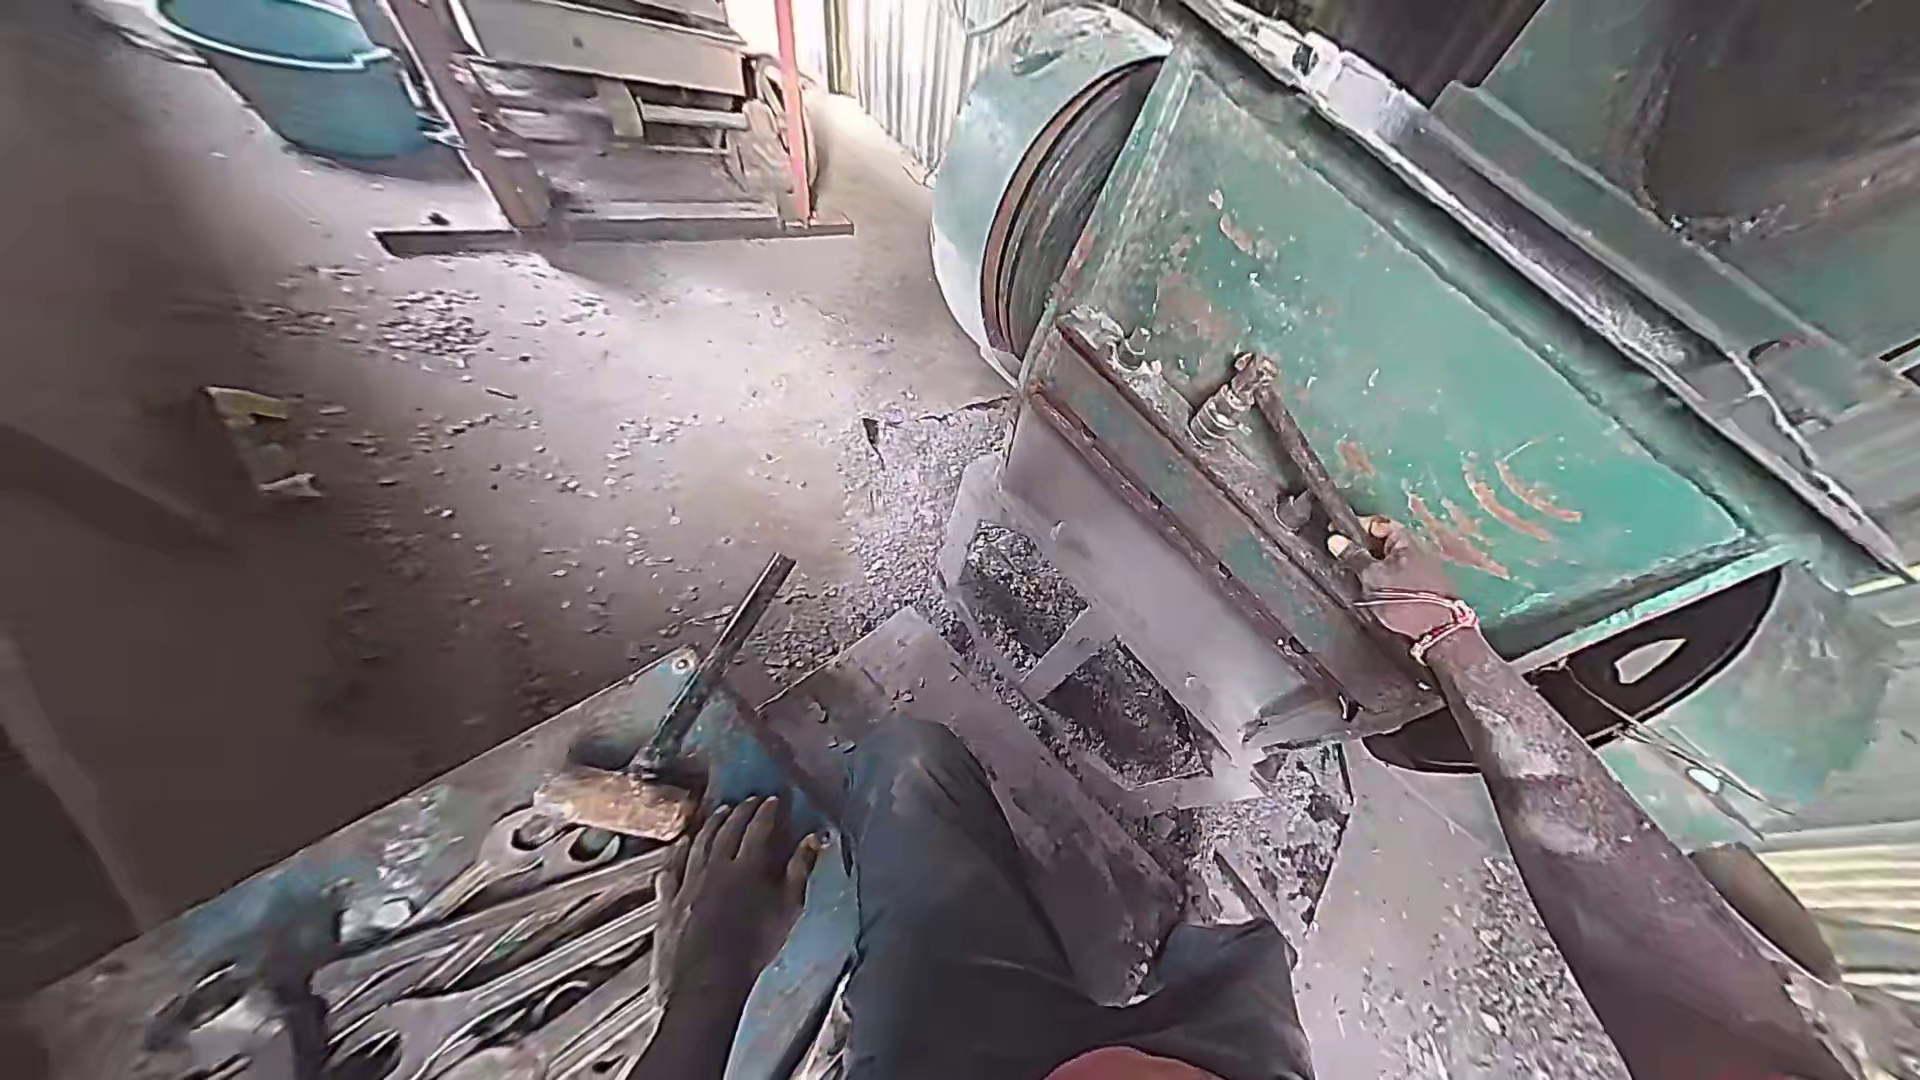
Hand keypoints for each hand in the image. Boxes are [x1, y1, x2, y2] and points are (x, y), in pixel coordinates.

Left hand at [652, 796, 820, 1005]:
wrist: (707, 983)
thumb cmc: (755, 947)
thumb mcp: (788, 908)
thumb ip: (800, 869)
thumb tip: (812, 838)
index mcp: (749, 866)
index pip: (759, 826)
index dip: (767, 810)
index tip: (773, 799)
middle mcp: (717, 866)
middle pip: (729, 828)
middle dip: (741, 810)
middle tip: (750, 800)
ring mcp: (690, 882)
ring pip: (700, 842)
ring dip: (712, 823)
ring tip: (720, 811)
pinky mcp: (669, 901)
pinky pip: (671, 868)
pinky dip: (677, 852)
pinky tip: (682, 843)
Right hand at [1327, 516, 1469, 642]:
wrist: (1436, 631)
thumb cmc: (1404, 601)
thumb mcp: (1371, 576)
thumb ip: (1353, 556)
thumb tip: (1336, 539)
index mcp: (1406, 542)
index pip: (1378, 523)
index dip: (1356, 525)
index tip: (1336, 532)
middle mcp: (1416, 551)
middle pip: (1382, 540)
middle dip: (1361, 546)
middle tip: (1342, 554)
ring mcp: (1420, 568)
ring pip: (1387, 557)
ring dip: (1370, 562)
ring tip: (1354, 573)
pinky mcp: (1421, 585)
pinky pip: (1394, 571)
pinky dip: (1380, 575)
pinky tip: (1371, 586)